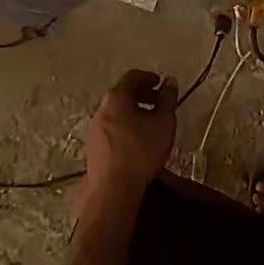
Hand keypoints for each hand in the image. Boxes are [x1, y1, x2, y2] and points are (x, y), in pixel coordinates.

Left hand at [82, 70, 177, 200]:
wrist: (114, 187)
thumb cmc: (142, 150)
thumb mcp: (164, 122)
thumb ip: (168, 99)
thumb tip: (169, 81)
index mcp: (117, 98)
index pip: (132, 77)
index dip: (149, 77)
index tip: (161, 83)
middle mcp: (101, 109)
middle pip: (123, 93)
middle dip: (143, 95)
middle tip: (159, 102)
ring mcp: (95, 128)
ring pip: (117, 111)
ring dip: (134, 111)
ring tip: (151, 122)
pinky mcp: (94, 146)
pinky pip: (112, 126)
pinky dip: (126, 124)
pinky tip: (138, 139)